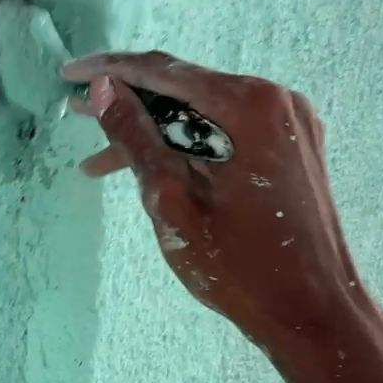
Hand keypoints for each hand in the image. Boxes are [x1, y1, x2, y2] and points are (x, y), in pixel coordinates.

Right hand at [62, 52, 366, 344]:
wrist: (314, 312)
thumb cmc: (238, 264)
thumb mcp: (170, 198)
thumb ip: (134, 137)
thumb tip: (103, 88)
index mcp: (248, 106)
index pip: (162, 70)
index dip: (109, 70)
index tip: (68, 74)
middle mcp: (274, 101)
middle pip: (183, 88)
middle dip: (128, 103)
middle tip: (76, 112)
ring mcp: (288, 124)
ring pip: (201, 113)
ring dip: (153, 132)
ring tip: (100, 157)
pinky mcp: (290, 147)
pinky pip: (224, 131)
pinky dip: (184, 146)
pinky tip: (150, 167)